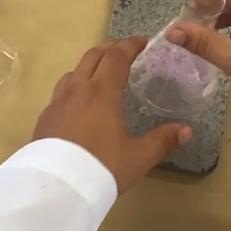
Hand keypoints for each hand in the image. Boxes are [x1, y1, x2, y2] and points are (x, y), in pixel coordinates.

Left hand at [33, 36, 190, 190]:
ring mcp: (57, 103)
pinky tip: (78, 105)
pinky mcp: (44, 119)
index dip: (130, 45)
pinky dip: (74, 88)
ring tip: (100, 76)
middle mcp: (77, 90)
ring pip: (73, 72)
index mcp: (102, 92)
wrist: (56, 189)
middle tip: (123, 53)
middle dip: (109, 50)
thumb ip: (163, 141)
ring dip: (89, 67)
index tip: (142, 41)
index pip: (116, 56)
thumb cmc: (101, 167)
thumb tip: (186, 131)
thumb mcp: (138, 157)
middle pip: (92, 57)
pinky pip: (60, 93)